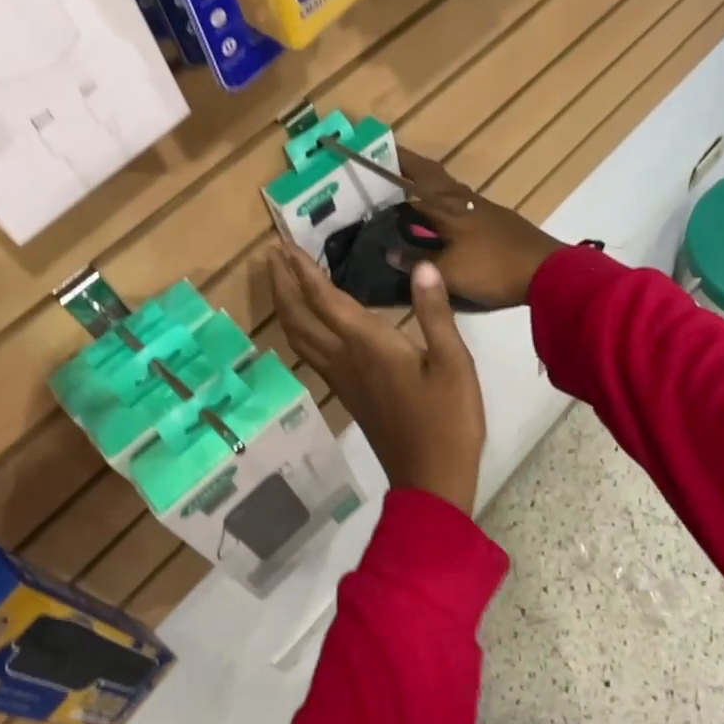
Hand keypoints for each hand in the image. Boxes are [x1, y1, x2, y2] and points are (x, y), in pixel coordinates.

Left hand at [267, 239, 485, 513]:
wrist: (430, 479)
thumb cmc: (447, 420)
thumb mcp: (452, 362)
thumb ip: (435, 313)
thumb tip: (422, 267)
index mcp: (367, 345)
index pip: (325, 299)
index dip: (303, 270)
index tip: (284, 243)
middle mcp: (345, 359)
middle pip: (300, 317)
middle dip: (283, 283)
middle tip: (271, 253)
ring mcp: (342, 380)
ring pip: (299, 337)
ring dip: (285, 305)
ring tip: (280, 280)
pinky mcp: (348, 394)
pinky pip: (310, 352)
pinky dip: (299, 328)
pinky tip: (307, 325)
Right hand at [397, 148, 567, 308]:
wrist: (550, 272)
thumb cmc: (494, 267)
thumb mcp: (449, 271)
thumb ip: (418, 262)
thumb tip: (390, 252)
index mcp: (450, 204)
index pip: (419, 174)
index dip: (400, 161)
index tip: (379, 148)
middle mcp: (467, 200)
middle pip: (435, 180)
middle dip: (413, 175)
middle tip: (389, 176)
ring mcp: (486, 211)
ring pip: (450, 196)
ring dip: (430, 196)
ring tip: (408, 205)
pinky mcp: (499, 226)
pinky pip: (463, 212)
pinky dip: (446, 214)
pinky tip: (441, 228)